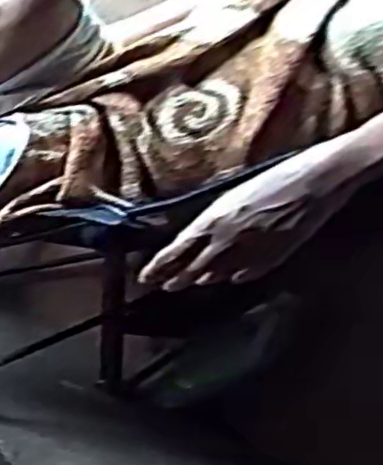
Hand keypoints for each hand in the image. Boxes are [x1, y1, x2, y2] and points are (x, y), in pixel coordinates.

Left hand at [138, 156, 354, 290]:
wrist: (321, 177)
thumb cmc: (269, 181)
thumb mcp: (223, 201)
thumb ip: (203, 225)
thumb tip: (185, 241)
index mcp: (207, 225)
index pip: (170, 256)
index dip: (154, 270)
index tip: (143, 279)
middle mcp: (224, 242)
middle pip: (189, 271)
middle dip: (174, 281)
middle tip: (165, 287)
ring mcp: (251, 250)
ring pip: (216, 275)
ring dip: (203, 279)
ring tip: (195, 281)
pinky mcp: (278, 253)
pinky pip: (250, 273)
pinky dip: (238, 277)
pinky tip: (232, 277)